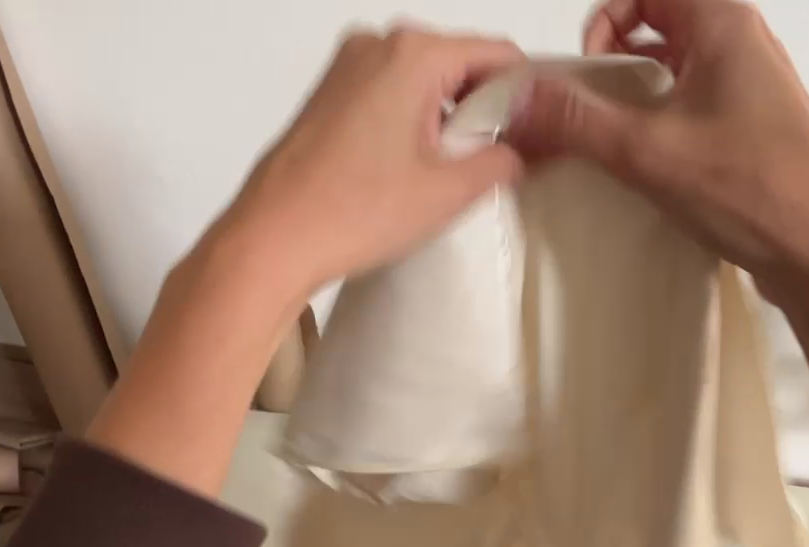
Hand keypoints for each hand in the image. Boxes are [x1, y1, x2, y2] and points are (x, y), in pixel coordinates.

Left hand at [215, 27, 525, 302]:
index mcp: (412, 52)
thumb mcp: (448, 192)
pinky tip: (404, 177)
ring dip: (443, 126)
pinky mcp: (328, 97)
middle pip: (457, 67)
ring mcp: (345, 68)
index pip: (497, 55)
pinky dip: (410, 129)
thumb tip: (522, 151)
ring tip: (437, 182)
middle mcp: (375, 44)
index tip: (535, 138)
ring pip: (422, 86)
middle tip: (484, 171)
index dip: (525, 97)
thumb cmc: (353, 212)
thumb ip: (501, 161)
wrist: (274, 239)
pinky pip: (389, 99)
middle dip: (480, 114)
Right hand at [509, 0, 808, 308]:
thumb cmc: (743, 188)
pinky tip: (650, 170)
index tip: (587, 75)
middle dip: (614, 61)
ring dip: (637, 98)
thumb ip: (578, 122)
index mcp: (722, 22)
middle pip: (661, 24)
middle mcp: (742, 42)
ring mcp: (753, 89)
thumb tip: (515, 99)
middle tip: (588, 114)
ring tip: (610, 146)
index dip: (604, 18)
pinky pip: (696, 108)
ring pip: (679, 71)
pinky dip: (663, 125)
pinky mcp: (755, 133)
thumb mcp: (648, 152)